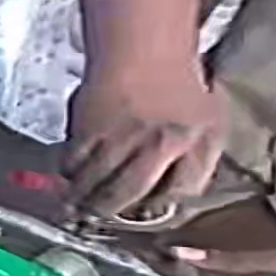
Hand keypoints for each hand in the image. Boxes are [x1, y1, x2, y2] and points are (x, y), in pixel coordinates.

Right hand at [63, 66, 223, 219]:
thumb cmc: (176, 89)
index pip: (179, 190)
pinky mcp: (86, 130)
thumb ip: (195, 157)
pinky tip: (67, 172)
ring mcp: (119, 138)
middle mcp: (158, 145)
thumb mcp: (208, 124)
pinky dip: (67, 170)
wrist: (141, 58)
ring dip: (80, 193)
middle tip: (94, 217)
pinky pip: (72, 160)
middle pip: (127, 191)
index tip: (144, 210)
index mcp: (196, 145)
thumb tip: (172, 189)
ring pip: (94, 179)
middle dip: (107, 208)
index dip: (160, 204)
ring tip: (71, 202)